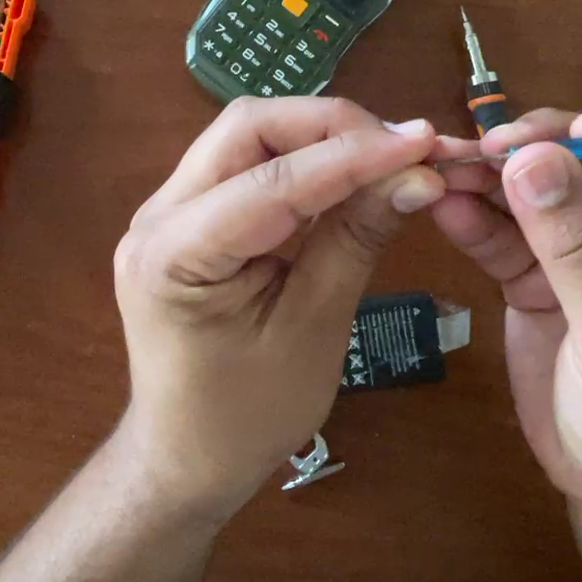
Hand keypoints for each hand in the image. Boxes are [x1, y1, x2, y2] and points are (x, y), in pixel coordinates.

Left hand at [112, 97, 443, 520]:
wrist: (185, 455)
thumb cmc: (246, 416)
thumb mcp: (312, 331)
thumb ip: (355, 241)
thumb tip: (416, 174)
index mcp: (172, 255)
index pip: (272, 180)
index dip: (353, 155)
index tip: (425, 141)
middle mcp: (156, 214)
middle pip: (247, 128)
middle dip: (330, 126)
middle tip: (403, 147)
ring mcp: (166, 208)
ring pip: (247, 136)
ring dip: (319, 136)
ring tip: (387, 156)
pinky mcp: (187, 213)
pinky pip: (246, 164)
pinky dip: (303, 161)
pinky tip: (349, 173)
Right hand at [431, 109, 581, 541]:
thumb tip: (528, 158)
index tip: (580, 136)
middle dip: (549, 147)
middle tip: (490, 148)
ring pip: (548, 186)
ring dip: (496, 174)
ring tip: (446, 163)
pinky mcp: (542, 276)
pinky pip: (508, 231)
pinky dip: (473, 215)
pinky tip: (440, 202)